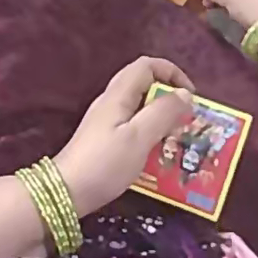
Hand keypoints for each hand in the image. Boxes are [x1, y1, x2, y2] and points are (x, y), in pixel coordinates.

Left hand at [54, 57, 196, 214]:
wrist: (66, 191)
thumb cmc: (105, 163)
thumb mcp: (140, 137)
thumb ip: (163, 112)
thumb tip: (184, 94)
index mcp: (118, 95)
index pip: (146, 66)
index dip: (171, 72)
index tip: (190, 96)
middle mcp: (110, 102)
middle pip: (142, 83)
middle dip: (168, 95)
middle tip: (185, 118)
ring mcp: (104, 120)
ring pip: (138, 106)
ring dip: (159, 115)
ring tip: (175, 136)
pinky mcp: (103, 139)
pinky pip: (131, 124)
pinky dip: (148, 130)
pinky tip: (155, 151)